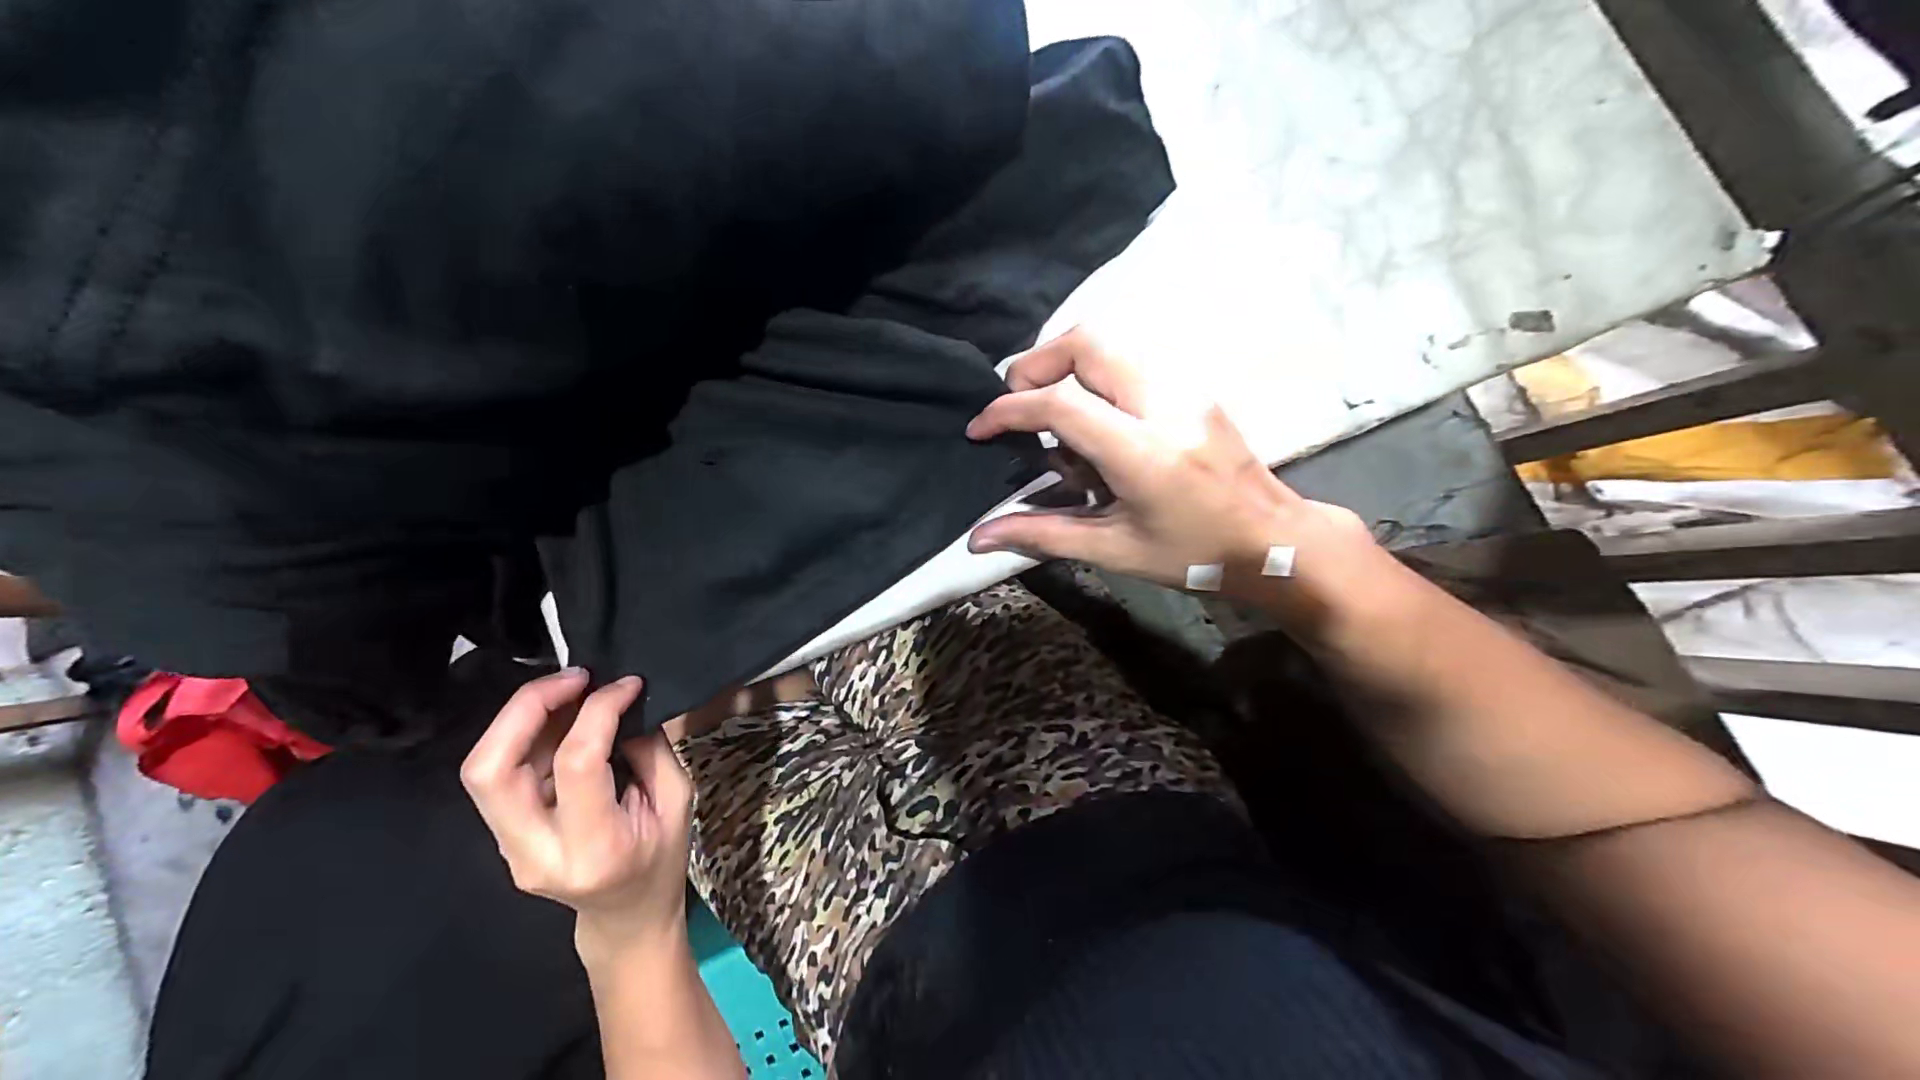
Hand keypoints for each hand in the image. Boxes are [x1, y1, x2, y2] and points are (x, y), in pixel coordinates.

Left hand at [461, 670, 693, 961]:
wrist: (626, 917)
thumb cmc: (663, 858)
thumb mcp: (677, 800)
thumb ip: (648, 750)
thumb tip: (619, 705)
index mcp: (595, 847)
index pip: (577, 763)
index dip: (599, 710)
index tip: (627, 685)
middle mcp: (536, 853)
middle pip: (491, 771)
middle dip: (526, 708)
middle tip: (573, 677)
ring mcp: (509, 850)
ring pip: (482, 770)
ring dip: (522, 717)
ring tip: (568, 692)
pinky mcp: (502, 839)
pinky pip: (499, 776)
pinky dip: (527, 736)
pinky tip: (561, 720)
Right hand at [966, 328, 1374, 599]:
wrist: (1273, 540)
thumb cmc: (1193, 554)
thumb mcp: (1113, 550)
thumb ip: (1042, 534)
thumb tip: (977, 538)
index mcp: (1143, 452)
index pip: (1061, 404)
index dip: (1009, 410)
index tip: (981, 429)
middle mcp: (1165, 405)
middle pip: (1088, 343)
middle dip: (1037, 363)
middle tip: (1016, 402)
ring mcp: (1185, 389)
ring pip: (1112, 340)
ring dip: (1066, 362)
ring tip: (1049, 409)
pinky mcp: (1194, 387)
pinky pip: (1132, 357)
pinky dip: (1095, 371)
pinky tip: (1092, 414)